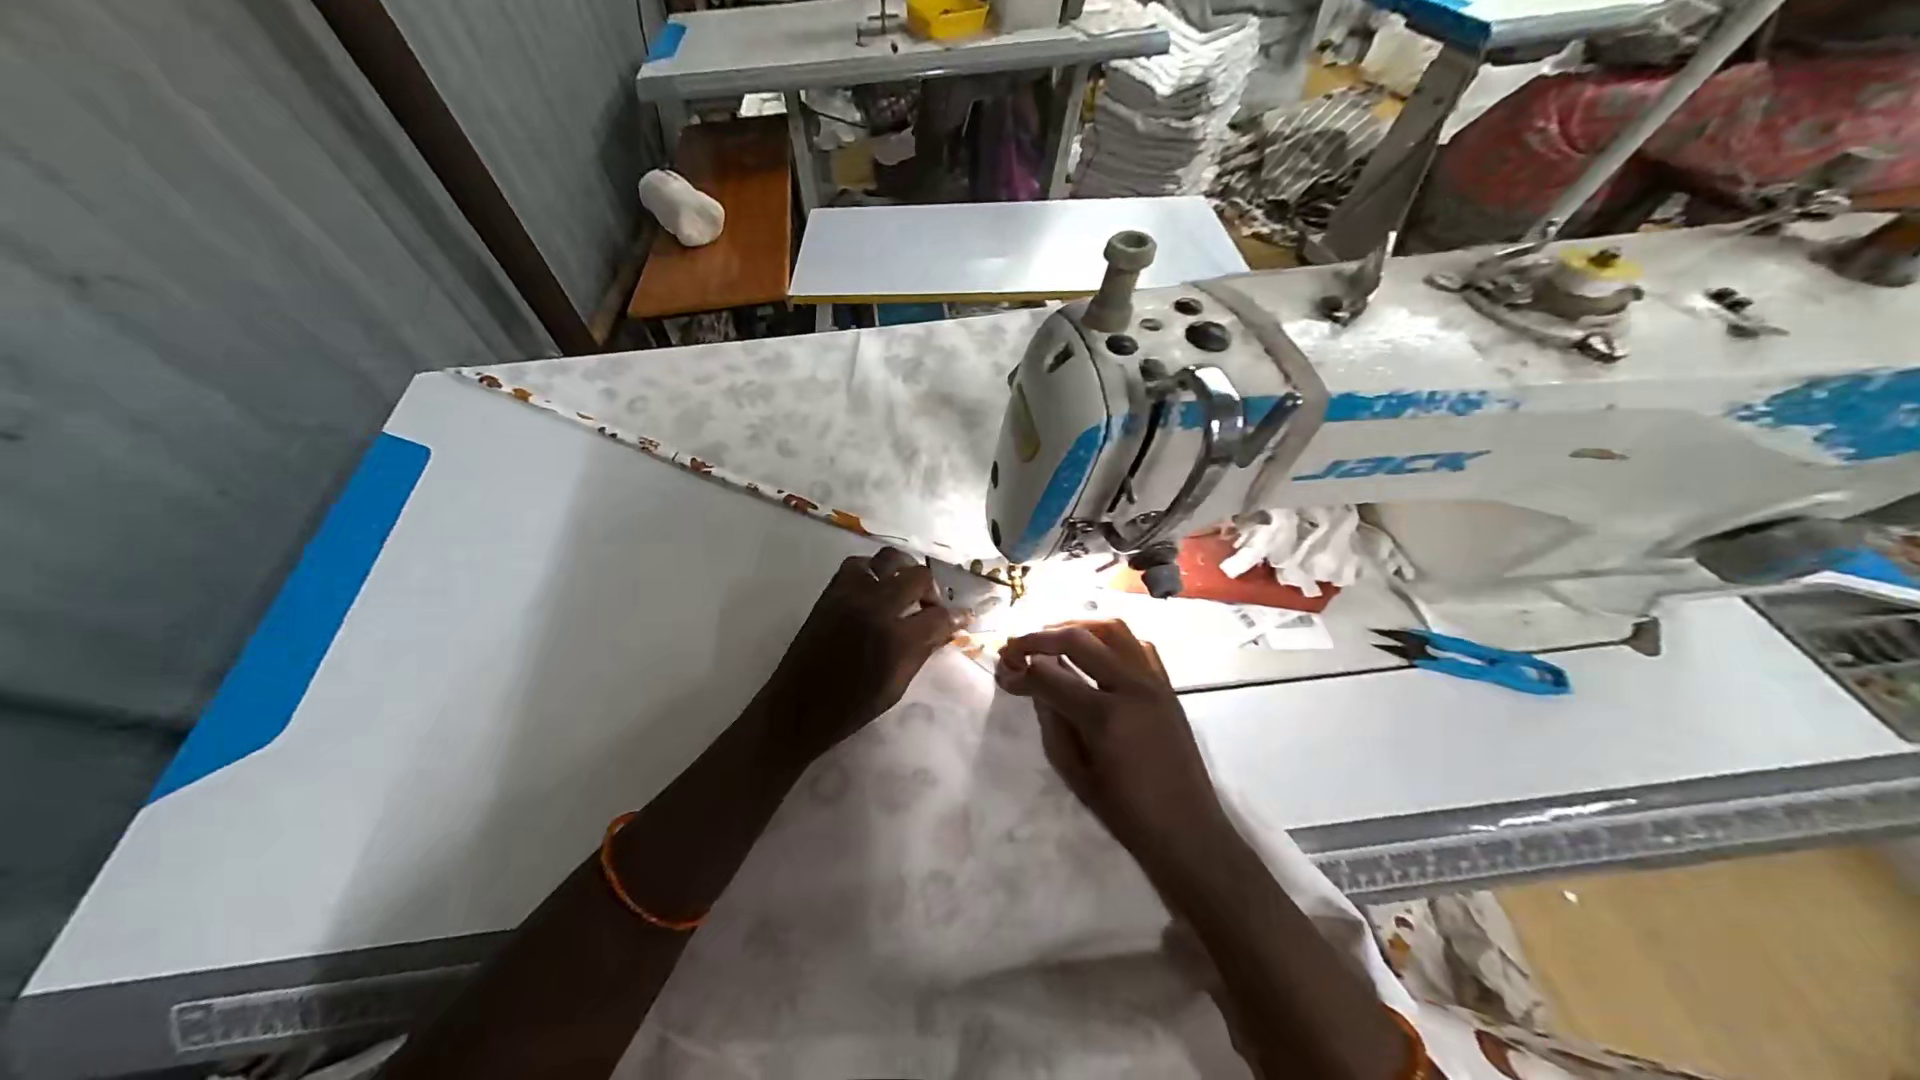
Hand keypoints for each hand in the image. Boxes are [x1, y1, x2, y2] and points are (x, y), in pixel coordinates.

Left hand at [760, 547, 964, 763]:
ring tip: (903, 592)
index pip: (940, 616)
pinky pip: (859, 564)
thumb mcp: (897, 685)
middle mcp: (875, 607)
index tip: (963, 619)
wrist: (798, 708)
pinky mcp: (831, 591)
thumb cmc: (851, 708)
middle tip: (929, 608)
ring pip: (889, 559)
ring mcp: (850, 594)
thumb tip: (945, 628)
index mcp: (896, 639)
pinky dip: (873, 571)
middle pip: (919, 576)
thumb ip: (923, 650)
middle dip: (932, 591)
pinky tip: (875, 591)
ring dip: (903, 572)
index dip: (956, 618)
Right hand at [996, 620, 1226, 866]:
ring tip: (1052, 636)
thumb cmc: (1125, 812)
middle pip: (1078, 638)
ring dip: (1076, 625)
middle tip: (1017, 646)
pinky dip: (1110, 638)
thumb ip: (1051, 721)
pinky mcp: (1168, 685)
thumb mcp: (1074, 772)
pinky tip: (1094, 651)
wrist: (1188, 829)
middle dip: (1040, 637)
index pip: (1050, 675)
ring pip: (1112, 629)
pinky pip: (1137, 645)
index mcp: (1105, 716)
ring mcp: (1154, 682)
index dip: (1020, 670)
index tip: (1003, 671)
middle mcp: (1131, 687)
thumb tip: (1033, 682)